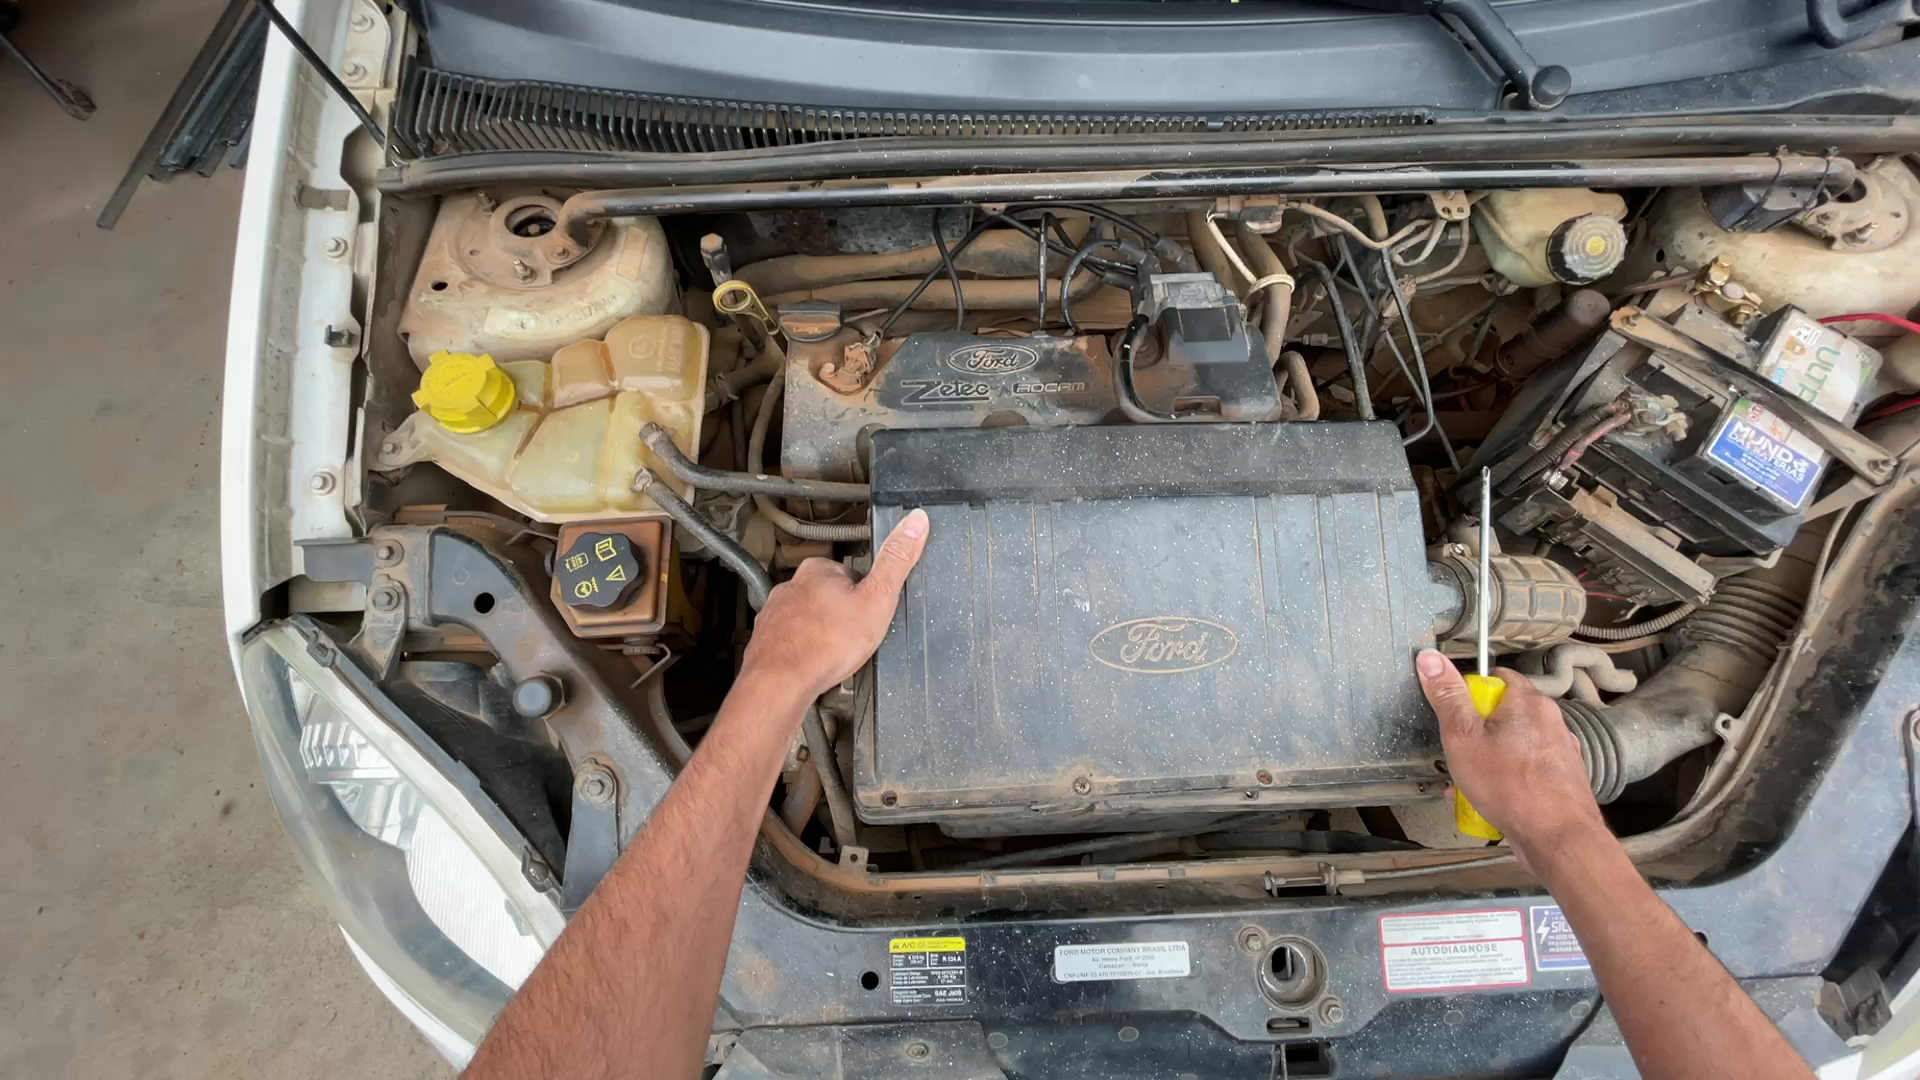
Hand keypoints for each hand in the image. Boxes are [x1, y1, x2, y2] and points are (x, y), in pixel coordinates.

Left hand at [739, 509, 930, 701]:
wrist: (782, 682)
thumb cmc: (826, 644)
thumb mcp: (878, 599)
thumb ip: (896, 560)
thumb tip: (916, 522)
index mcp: (819, 570)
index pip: (852, 574)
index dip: (866, 596)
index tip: (870, 613)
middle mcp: (792, 585)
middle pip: (830, 595)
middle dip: (842, 613)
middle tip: (854, 636)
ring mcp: (776, 612)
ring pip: (809, 617)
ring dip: (822, 631)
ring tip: (835, 651)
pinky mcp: (767, 638)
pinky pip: (793, 639)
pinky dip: (804, 648)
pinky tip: (815, 662)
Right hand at [1414, 649, 1607, 866]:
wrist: (1559, 840)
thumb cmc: (1509, 785)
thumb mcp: (1462, 736)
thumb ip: (1447, 696)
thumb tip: (1430, 658)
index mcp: (1529, 703)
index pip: (1494, 677)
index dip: (1469, 693)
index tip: (1455, 717)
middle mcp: (1551, 721)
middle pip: (1502, 711)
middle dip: (1475, 729)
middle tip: (1458, 751)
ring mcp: (1561, 750)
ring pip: (1512, 741)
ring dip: (1489, 754)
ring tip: (1470, 780)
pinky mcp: (1564, 777)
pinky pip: (1526, 765)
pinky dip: (1507, 774)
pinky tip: (1491, 796)